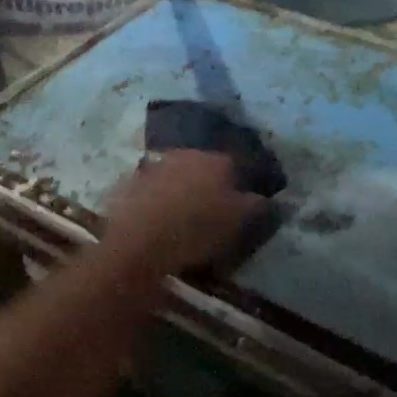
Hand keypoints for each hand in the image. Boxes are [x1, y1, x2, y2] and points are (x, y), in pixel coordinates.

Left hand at [101, 151, 266, 270]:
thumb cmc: (196, 231)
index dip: (241, 182)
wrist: (137, 242)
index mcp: (217, 161)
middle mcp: (186, 154)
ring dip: (181, 188)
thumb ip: (256, 206)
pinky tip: (157, 219)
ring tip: (183, 216)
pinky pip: (151, 188)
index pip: (237, 165)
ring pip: (176, 174)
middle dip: (209, 183)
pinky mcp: (130, 182)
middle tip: (212, 209)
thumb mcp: (238, 222)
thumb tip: (266, 197)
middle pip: (204, 166)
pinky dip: (156, 199)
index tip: (243, 200)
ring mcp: (155, 165)